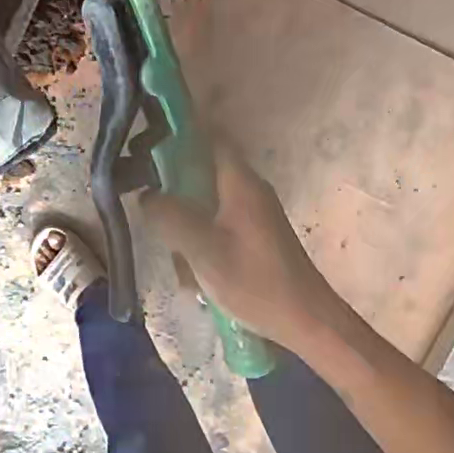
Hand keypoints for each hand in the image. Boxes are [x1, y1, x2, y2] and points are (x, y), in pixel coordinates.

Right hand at [141, 148, 347, 350]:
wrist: (307, 320)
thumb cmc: (256, 282)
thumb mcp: (204, 250)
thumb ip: (171, 217)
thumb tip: (146, 195)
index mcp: (240, 183)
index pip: (211, 136)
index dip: (181, 132)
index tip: (149, 138)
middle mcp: (250, 189)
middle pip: (205, 168)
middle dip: (175, 184)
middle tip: (150, 203)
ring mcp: (255, 212)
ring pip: (209, 199)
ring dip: (187, 218)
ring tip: (173, 250)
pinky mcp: (256, 234)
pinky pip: (219, 222)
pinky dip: (201, 236)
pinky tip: (192, 269)